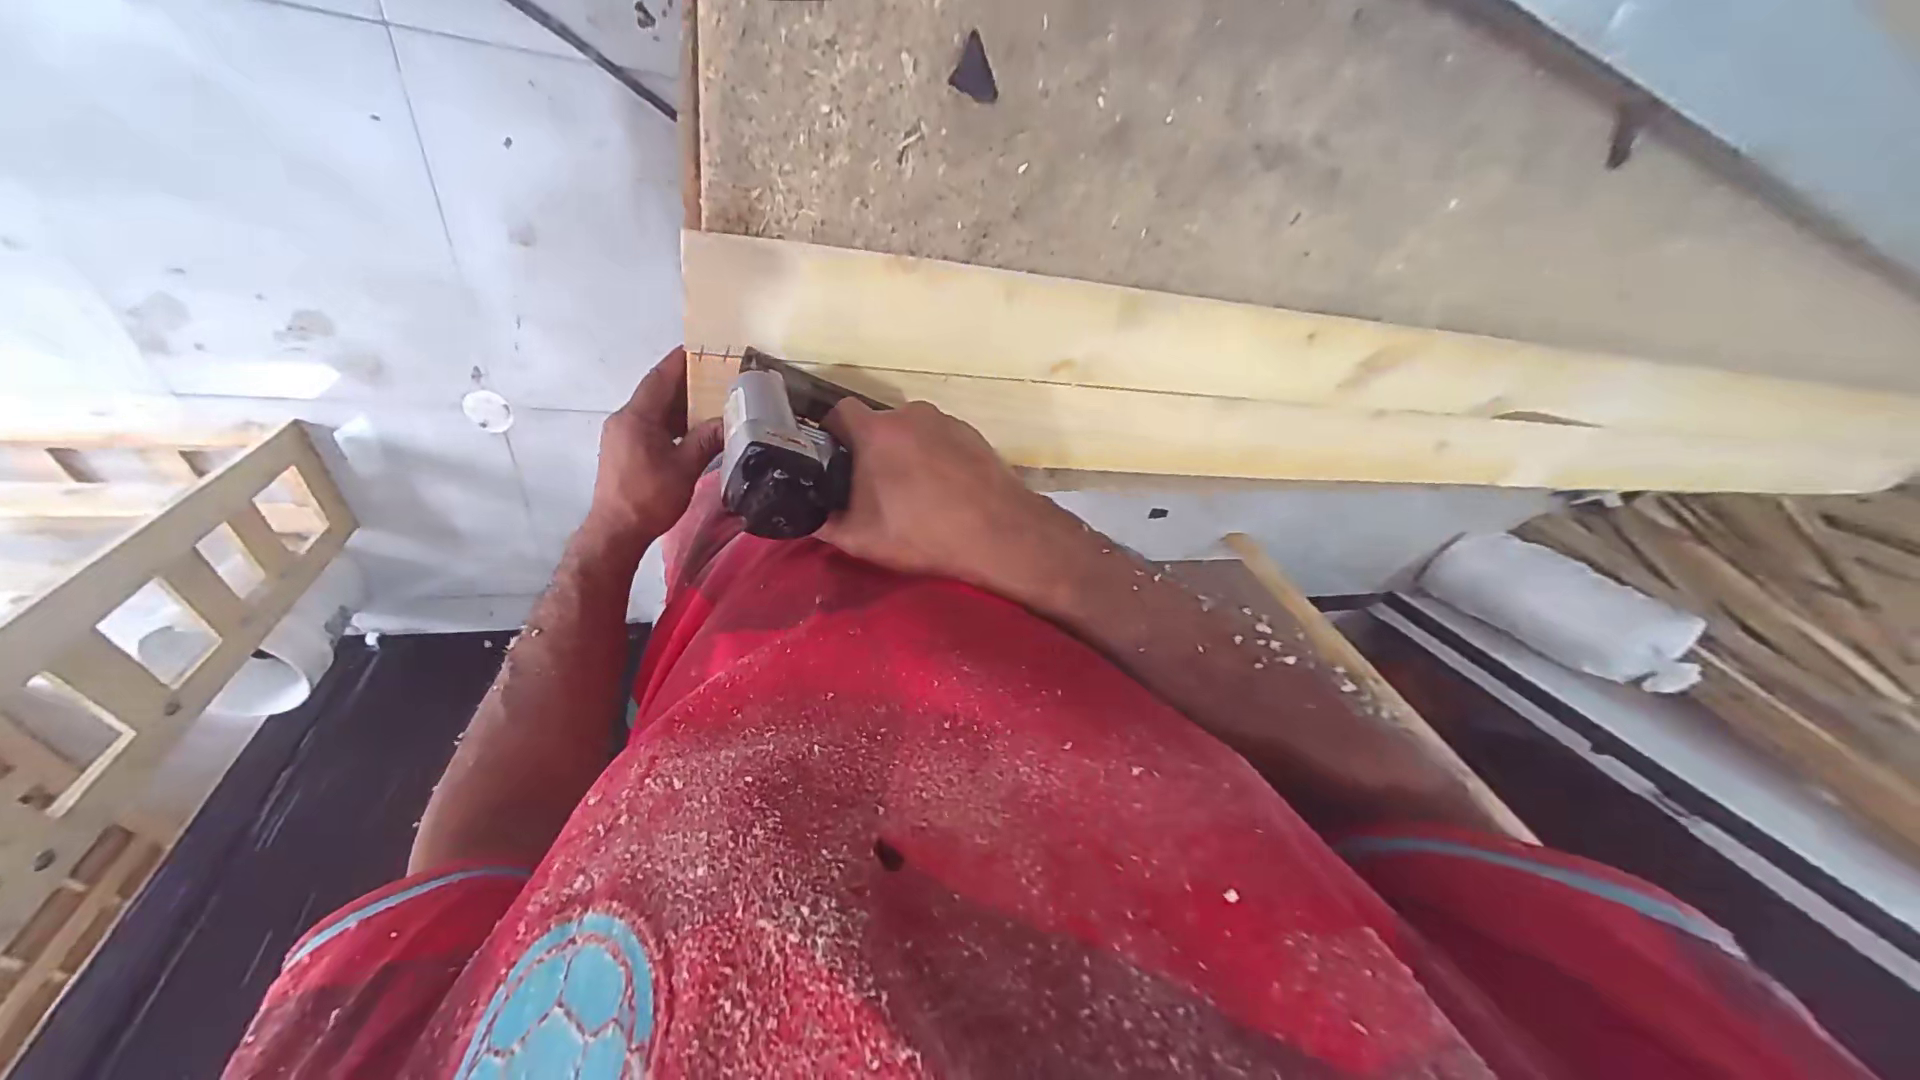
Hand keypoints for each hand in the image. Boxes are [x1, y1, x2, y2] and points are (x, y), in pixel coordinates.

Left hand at [582, 348, 722, 552]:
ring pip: (655, 410)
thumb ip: (707, 440)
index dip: (680, 361)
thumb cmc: (649, 497)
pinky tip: (694, 430)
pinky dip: (673, 422)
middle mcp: (625, 419)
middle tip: (718, 377)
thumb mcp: (685, 467)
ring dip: (681, 405)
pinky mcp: (624, 449)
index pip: (660, 378)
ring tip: (713, 403)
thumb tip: (731, 422)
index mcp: (637, 417)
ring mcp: (622, 435)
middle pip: (657, 392)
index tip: (702, 348)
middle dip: (687, 383)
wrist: (616, 530)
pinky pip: (651, 425)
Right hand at [818, 399, 1086, 602]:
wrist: (999, 534)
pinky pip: (942, 439)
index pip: (839, 411)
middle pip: (878, 424)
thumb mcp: (861, 539)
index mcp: (876, 431)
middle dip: (872, 449)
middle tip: (876, 486)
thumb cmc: (923, 533)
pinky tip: (946, 489)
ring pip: (913, 432)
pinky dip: (936, 456)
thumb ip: (825, 523)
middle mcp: (910, 415)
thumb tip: (809, 515)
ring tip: (916, 491)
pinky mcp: (974, 434)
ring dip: (907, 453)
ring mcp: (946, 421)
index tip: (833, 458)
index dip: (831, 432)